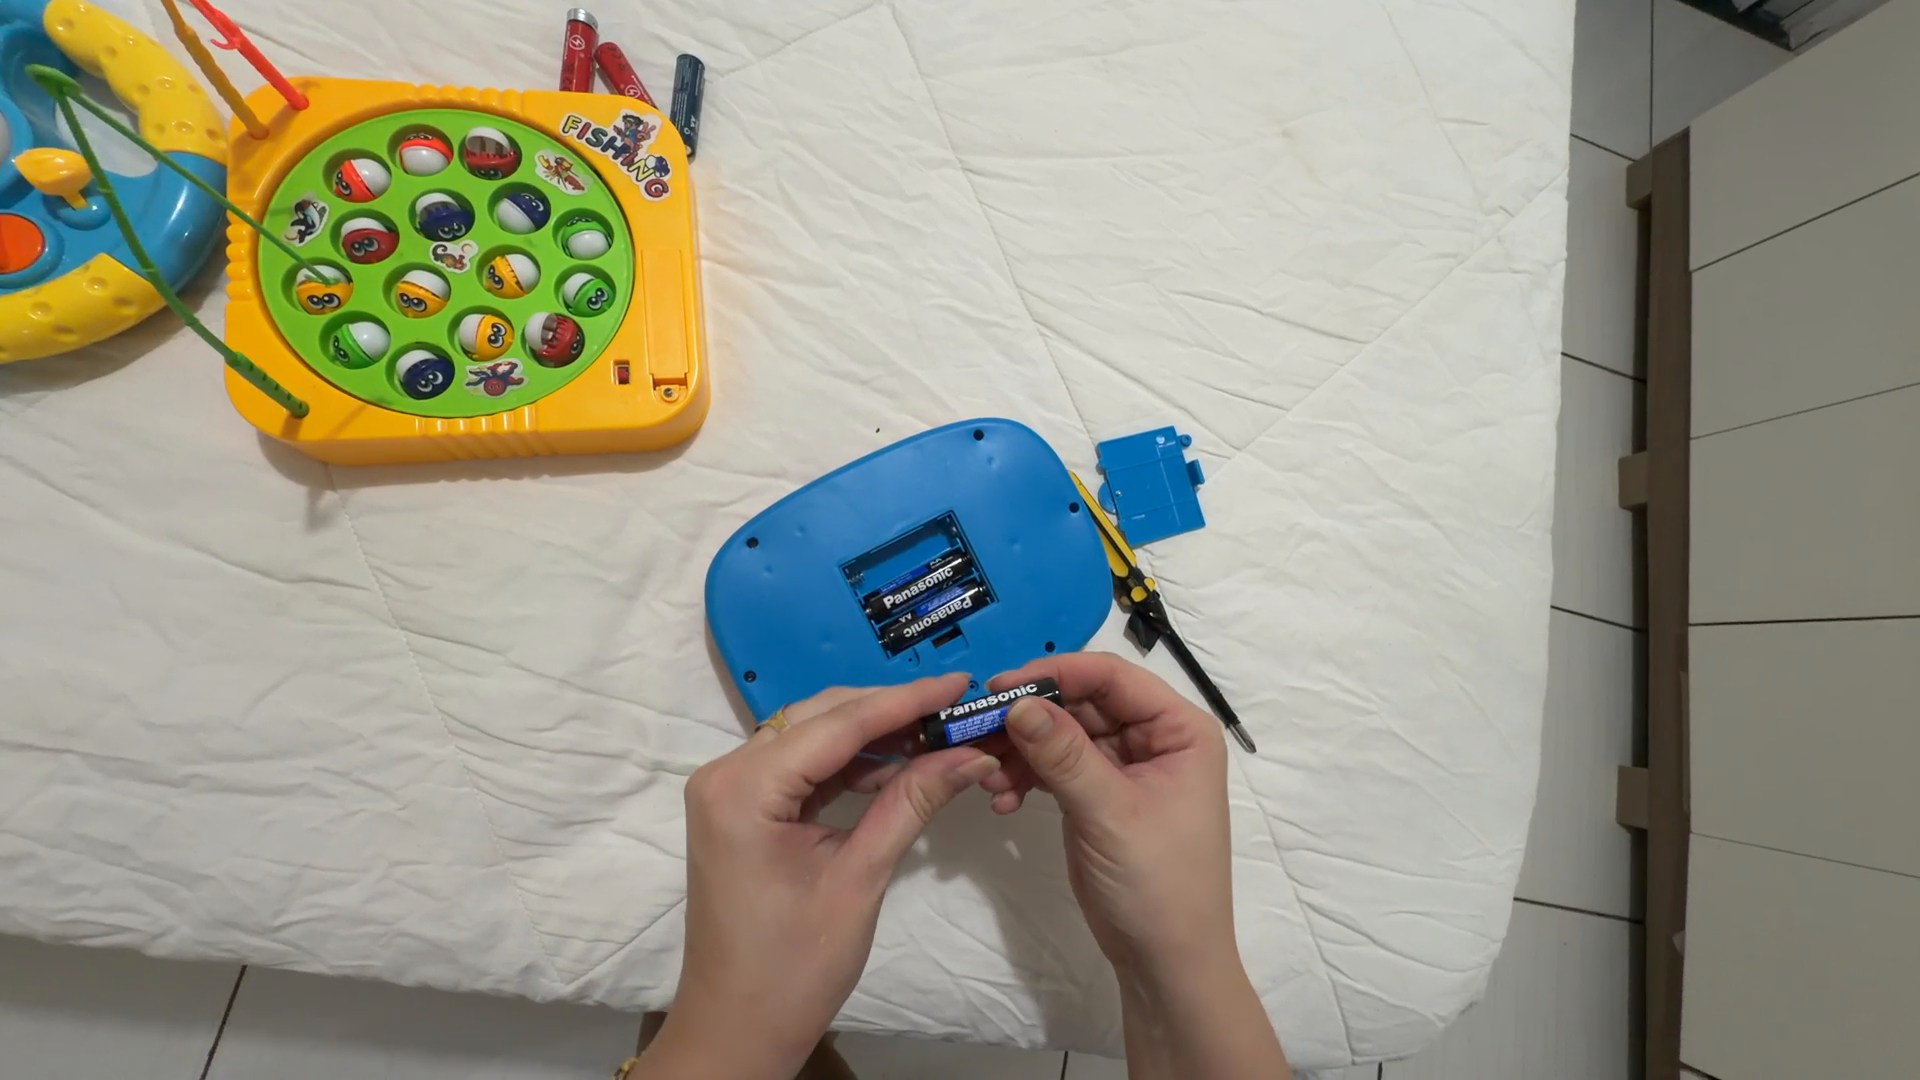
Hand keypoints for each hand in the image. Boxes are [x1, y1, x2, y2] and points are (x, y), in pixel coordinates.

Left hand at [641, 675, 997, 1078]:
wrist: (736, 1032)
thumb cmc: (794, 968)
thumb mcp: (861, 877)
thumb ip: (913, 801)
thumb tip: (974, 754)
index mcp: (743, 789)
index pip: (838, 724)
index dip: (904, 701)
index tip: (958, 683)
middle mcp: (728, 771)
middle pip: (822, 717)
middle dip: (890, 711)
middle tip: (952, 709)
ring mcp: (732, 786)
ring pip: (814, 733)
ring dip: (873, 734)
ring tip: (935, 735)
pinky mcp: (744, 803)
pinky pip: (804, 763)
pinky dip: (850, 762)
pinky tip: (896, 764)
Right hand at [980, 653, 1233, 975]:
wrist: (1164, 965)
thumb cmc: (1158, 884)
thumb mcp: (1110, 813)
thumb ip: (1063, 754)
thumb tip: (1017, 703)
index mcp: (1178, 729)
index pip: (1112, 677)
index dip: (1057, 673)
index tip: (1002, 685)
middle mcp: (1153, 737)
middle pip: (1082, 703)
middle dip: (1031, 718)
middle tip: (980, 730)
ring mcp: (1123, 764)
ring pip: (1062, 733)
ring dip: (1022, 751)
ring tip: (990, 777)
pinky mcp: (1097, 791)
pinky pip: (1056, 765)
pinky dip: (1027, 776)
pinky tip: (1003, 798)